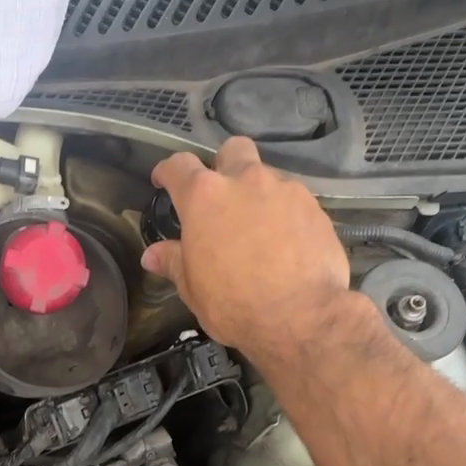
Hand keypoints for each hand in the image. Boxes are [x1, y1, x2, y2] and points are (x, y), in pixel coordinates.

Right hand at [141, 138, 354, 372]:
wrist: (299, 315)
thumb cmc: (233, 303)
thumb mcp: (193, 289)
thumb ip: (173, 263)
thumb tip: (151, 255)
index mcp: (205, 198)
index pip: (179, 167)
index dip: (168, 170)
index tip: (163, 179)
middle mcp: (245, 181)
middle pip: (231, 151)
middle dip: (222, 164)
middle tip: (219, 196)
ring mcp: (284, 189)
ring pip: (266, 177)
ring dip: (256, 194)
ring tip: (255, 229)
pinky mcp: (314, 206)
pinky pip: (292, 200)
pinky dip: (282, 214)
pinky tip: (283, 243)